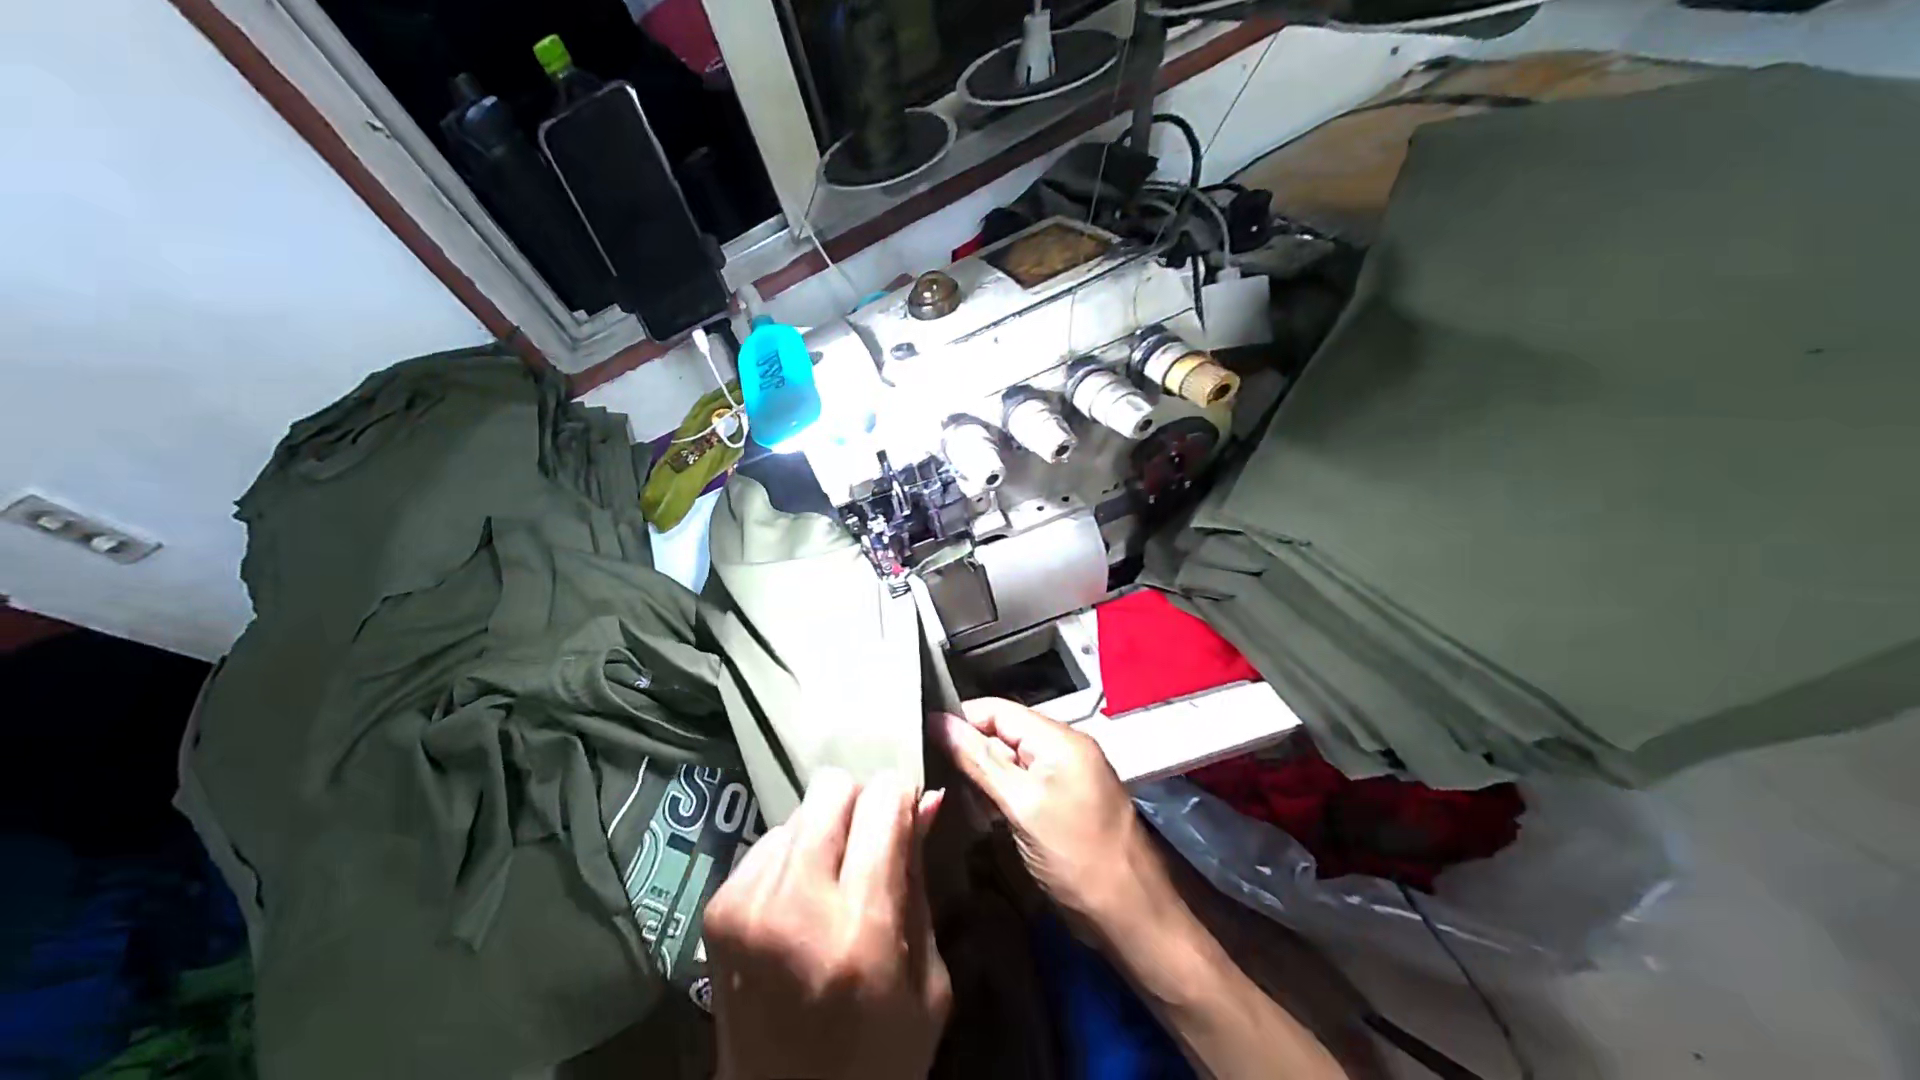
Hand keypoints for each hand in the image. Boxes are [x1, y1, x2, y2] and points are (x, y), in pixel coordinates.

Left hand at [704, 769, 950, 1079]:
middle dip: (861, 805)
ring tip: (834, 884)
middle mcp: (794, 901)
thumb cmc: (879, 1057)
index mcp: (859, 926)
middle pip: (833, 788)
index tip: (909, 817)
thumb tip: (929, 799)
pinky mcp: (717, 907)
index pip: (883, 801)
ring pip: (800, 810)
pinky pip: (769, 841)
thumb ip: (919, 878)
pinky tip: (800, 902)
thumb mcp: (926, 978)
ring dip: (826, 832)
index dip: (903, 799)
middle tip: (872, 847)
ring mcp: (746, 901)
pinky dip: (792, 856)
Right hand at [934, 698, 1175, 935]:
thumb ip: (979, 761)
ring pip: (1012, 759)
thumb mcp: (1021, 805)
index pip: (998, 709)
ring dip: (983, 773)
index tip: (922, 736)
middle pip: (1004, 732)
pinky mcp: (1065, 802)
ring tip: (947, 788)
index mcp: (1059, 738)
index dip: (960, 718)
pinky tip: (979, 809)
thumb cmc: (1076, 857)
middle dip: (969, 747)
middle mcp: (1064, 748)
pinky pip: (1025, 783)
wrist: (1131, 914)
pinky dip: (1001, 792)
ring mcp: (1067, 776)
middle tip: (929, 767)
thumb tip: (939, 722)